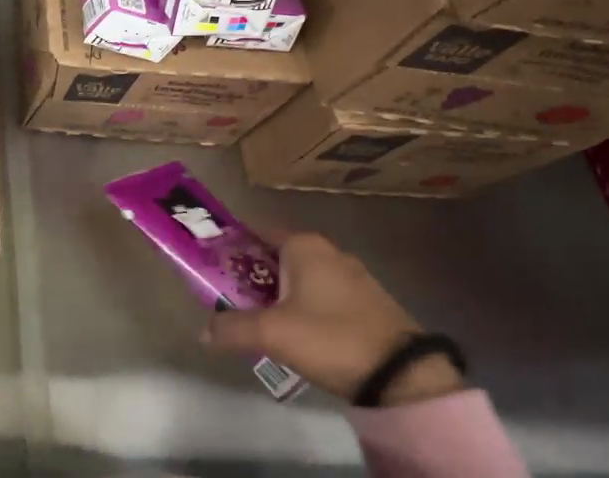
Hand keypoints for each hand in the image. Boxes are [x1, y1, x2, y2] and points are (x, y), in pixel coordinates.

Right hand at [202, 232, 465, 405]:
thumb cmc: (331, 337)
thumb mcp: (272, 334)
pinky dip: (305, 308)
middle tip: (230, 298)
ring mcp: (353, 277)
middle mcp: (328, 251)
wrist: (406, 377)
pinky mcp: (369, 303)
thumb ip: (232, 328)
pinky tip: (298, 333)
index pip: (254, 231)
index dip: (229, 246)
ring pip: (300, 278)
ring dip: (278, 294)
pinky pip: (323, 296)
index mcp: (303, 245)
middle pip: (275, 256)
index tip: (211, 265)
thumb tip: (203, 332)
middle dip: (251, 275)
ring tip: (260, 320)